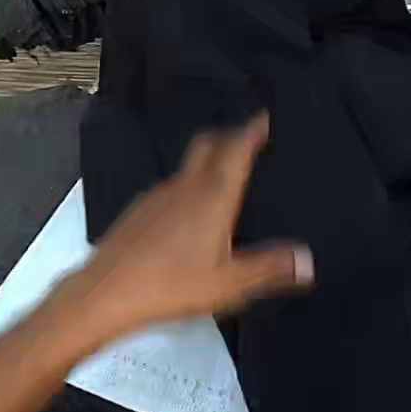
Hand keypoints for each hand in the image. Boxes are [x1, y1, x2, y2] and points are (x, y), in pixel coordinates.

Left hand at [46, 114, 311, 347]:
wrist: (103, 295)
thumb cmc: (169, 286)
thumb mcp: (229, 284)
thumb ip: (270, 269)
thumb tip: (307, 260)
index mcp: (211, 198)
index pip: (236, 151)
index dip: (252, 131)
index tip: (264, 116)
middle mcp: (184, 188)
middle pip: (209, 144)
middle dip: (230, 135)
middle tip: (247, 136)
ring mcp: (157, 196)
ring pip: (188, 165)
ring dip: (210, 159)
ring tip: (226, 172)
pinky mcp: (139, 211)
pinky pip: (171, 185)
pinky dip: (189, 182)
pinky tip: (190, 210)